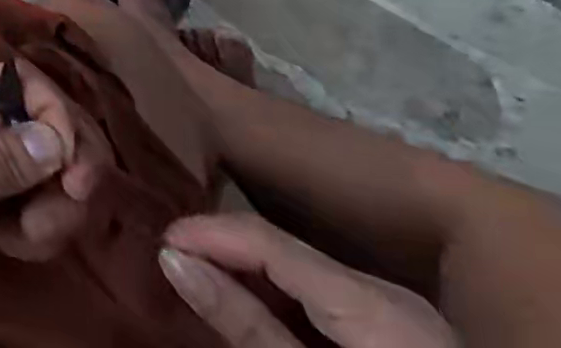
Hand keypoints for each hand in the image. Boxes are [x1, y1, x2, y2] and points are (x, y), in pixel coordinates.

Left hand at [0, 58, 112, 279]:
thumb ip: (5, 159)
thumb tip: (57, 138)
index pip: (30, 83)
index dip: (61, 116)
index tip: (72, 167)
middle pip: (60, 131)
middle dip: (69, 177)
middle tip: (67, 204)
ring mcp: (2, 161)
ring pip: (62, 179)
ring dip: (51, 215)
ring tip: (12, 235)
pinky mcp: (11, 198)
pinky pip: (51, 211)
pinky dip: (38, 234)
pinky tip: (5, 243)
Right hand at [160, 214, 458, 347]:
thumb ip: (244, 323)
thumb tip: (170, 257)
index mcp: (371, 301)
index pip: (261, 235)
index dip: (200, 231)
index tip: (153, 241)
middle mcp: (388, 293)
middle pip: (279, 248)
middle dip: (220, 252)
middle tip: (168, 263)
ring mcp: (403, 311)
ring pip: (298, 268)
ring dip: (246, 272)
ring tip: (199, 283)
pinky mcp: (407, 329)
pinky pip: (323, 291)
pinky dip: (278, 293)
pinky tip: (250, 306)